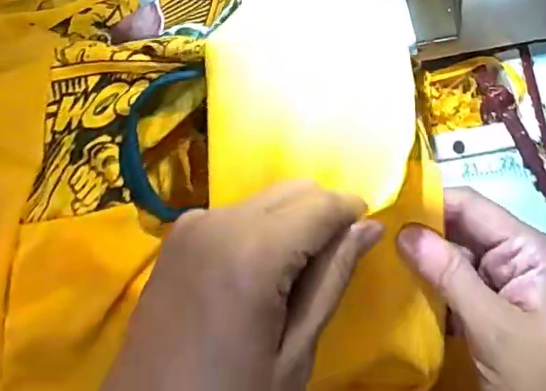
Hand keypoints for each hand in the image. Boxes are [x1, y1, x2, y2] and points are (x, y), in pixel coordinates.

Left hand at [104, 181, 385, 390]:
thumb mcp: (292, 356)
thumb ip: (332, 281)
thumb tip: (369, 226)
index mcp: (255, 250)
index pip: (322, 203)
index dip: (351, 211)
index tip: (368, 231)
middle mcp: (223, 219)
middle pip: (294, 189)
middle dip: (321, 213)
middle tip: (331, 262)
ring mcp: (194, 223)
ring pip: (265, 197)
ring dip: (290, 220)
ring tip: (293, 274)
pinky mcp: (176, 235)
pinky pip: (235, 212)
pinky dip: (258, 227)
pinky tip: (255, 274)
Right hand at [398, 187, 545, 390]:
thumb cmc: (540, 378)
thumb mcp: (494, 328)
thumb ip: (450, 276)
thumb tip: (404, 230)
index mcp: (527, 247)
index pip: (473, 206)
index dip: (432, 200)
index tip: (389, 203)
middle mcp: (517, 256)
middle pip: (463, 229)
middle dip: (424, 230)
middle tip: (379, 230)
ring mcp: (507, 286)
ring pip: (458, 258)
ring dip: (425, 259)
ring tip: (383, 253)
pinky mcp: (496, 315)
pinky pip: (459, 287)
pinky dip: (435, 288)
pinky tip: (405, 287)